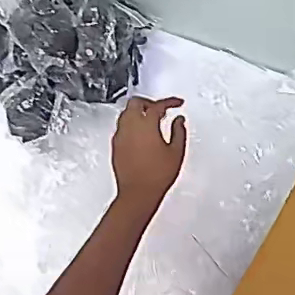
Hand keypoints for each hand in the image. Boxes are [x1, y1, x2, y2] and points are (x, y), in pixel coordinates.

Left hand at [112, 96, 186, 212]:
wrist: (137, 193)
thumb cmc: (156, 176)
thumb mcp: (176, 152)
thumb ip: (179, 131)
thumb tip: (179, 121)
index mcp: (146, 125)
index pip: (158, 105)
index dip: (169, 101)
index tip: (177, 103)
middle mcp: (130, 127)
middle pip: (136, 102)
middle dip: (150, 102)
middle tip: (162, 108)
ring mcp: (120, 136)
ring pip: (126, 113)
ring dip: (139, 112)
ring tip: (152, 120)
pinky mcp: (115, 146)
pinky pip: (122, 127)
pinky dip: (132, 124)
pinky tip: (141, 134)